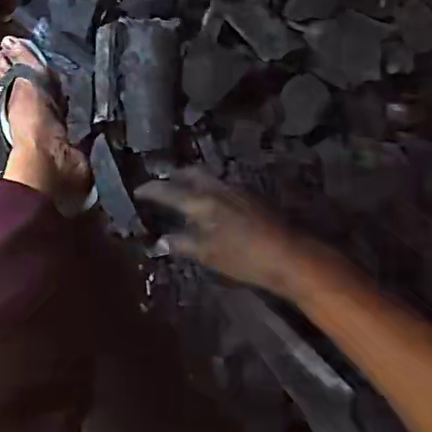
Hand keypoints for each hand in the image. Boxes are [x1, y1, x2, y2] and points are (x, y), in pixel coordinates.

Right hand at [134, 169, 333, 298]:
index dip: (149, 190)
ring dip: (190, 180)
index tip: (137, 192)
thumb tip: (158, 240)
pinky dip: (207, 187)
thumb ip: (181, 244)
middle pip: (189, 173)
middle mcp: (216, 188)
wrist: (294, 257)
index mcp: (200, 201)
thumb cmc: (246, 259)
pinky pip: (220, 183)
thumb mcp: (208, 255)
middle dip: (172, 176)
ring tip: (183, 190)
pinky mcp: (251, 196)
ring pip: (206, 176)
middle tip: (160, 184)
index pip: (166, 190)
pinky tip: (209, 202)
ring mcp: (237, 189)